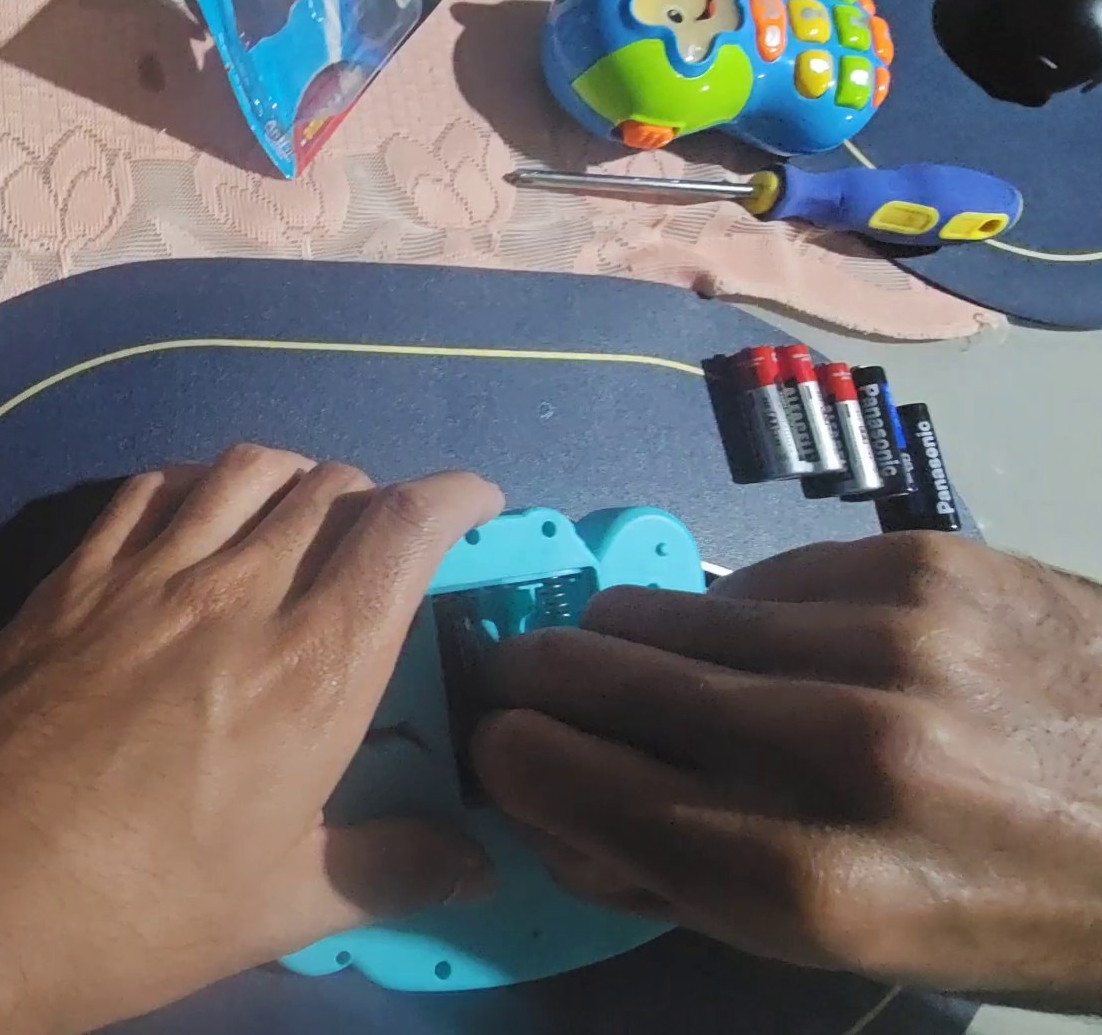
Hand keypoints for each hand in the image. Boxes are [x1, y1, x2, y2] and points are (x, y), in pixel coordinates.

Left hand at [0, 447, 503, 1033]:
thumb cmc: (129, 911)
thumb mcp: (275, 906)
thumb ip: (390, 868)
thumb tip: (478, 866)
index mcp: (310, 670)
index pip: (402, 531)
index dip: (453, 497)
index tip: (472, 501)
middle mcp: (235, 593)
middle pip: (328, 487)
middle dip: (372, 497)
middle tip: (375, 541)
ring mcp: (144, 572)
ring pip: (244, 468)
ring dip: (291, 476)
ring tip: (296, 515)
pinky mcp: (73, 572)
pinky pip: (151, 488)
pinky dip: (195, 484)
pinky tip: (193, 517)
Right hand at [474, 533, 1101, 1005]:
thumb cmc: (995, 907)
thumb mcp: (815, 939)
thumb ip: (637, 870)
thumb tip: (525, 791)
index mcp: (791, 874)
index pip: (533, 760)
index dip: (506, 750)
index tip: (519, 748)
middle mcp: (826, 746)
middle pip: (564, 661)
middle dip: (534, 678)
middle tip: (555, 689)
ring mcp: (877, 638)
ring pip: (635, 608)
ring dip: (639, 646)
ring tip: (705, 675)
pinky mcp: (915, 562)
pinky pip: (742, 579)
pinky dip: (746, 617)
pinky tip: (821, 649)